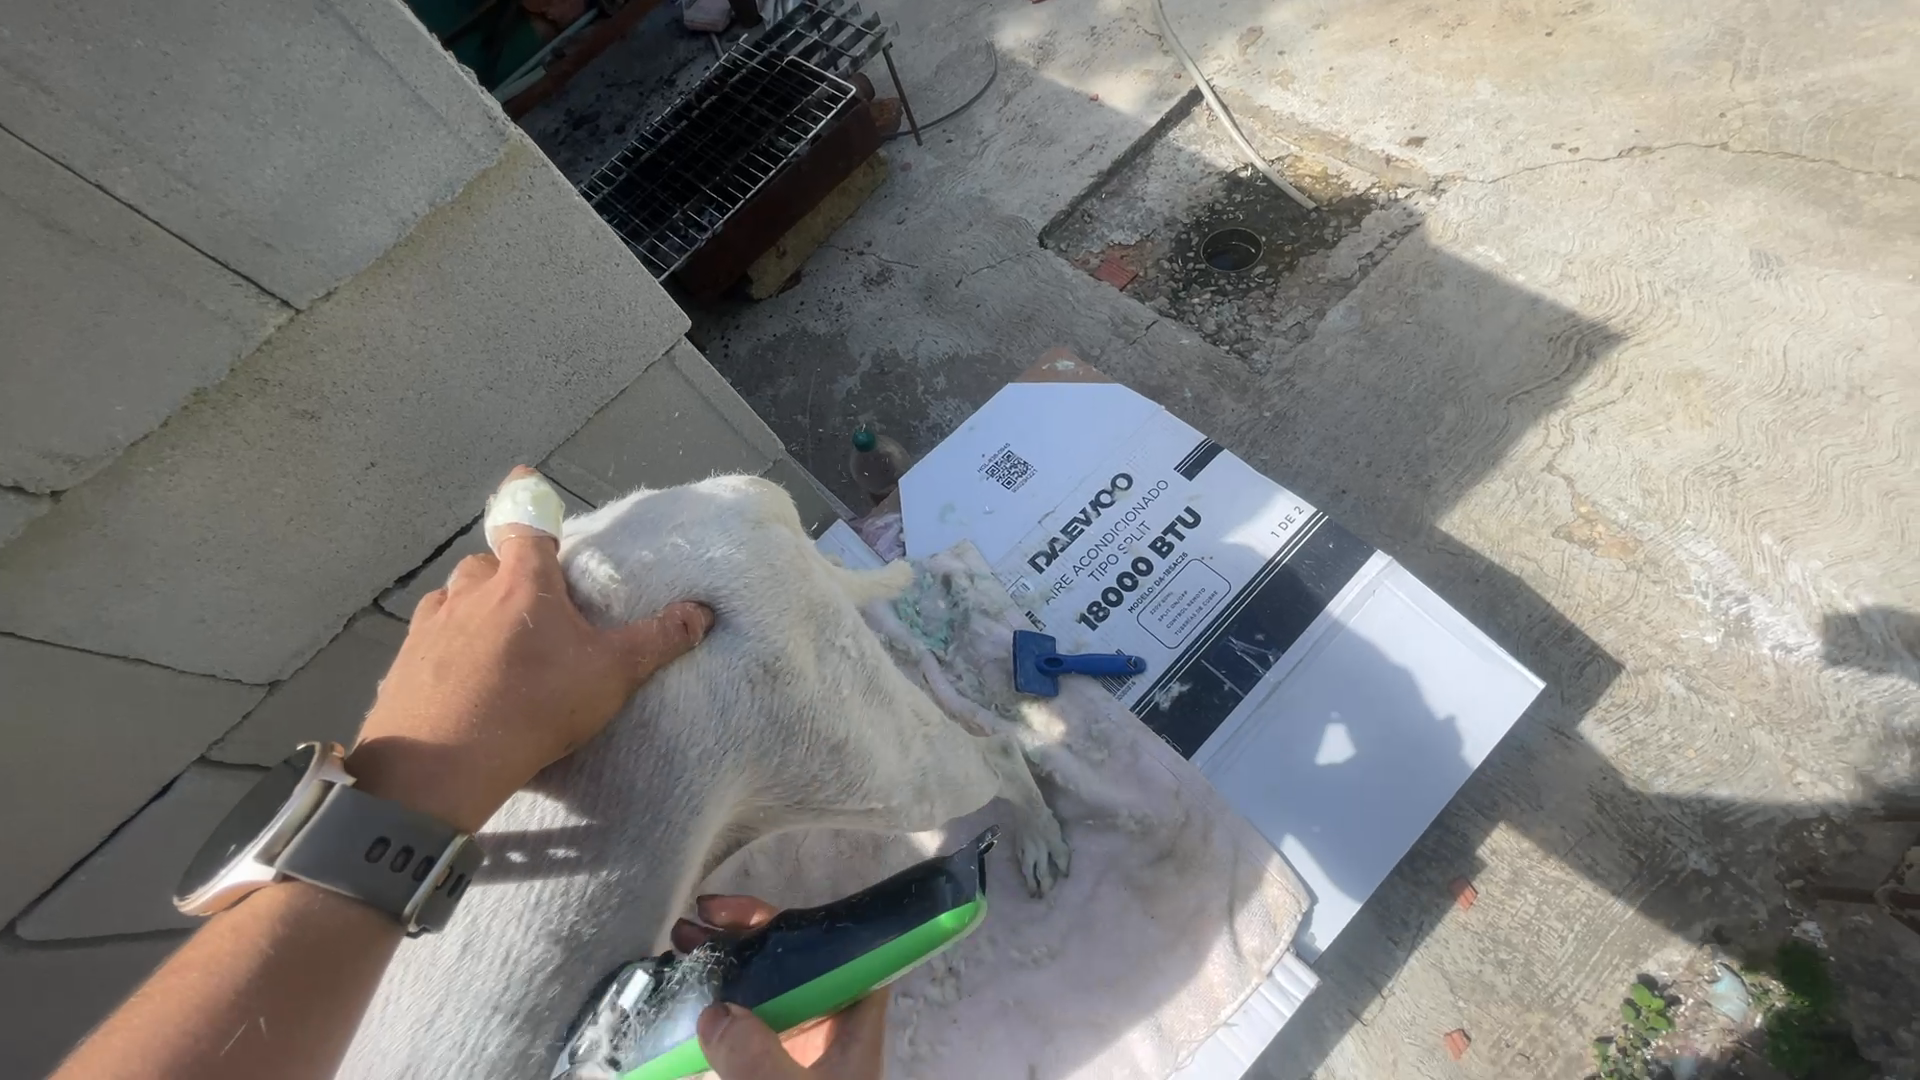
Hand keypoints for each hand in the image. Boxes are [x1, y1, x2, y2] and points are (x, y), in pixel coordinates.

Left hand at [348, 466, 712, 831]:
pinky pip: (428, 641)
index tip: (524, 475)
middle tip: (530, 598)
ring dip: (473, 607)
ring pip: (452, 600)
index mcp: (523, 584)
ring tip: (497, 639)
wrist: (439, 766)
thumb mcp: (613, 672)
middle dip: (506, 570)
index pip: (526, 525)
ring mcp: (428, 629)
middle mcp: (469, 595)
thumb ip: (660, 638)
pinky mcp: (401, 667)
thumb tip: (703, 611)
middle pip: (486, 564)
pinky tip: (462, 678)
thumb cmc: (535, 703)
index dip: (527, 497)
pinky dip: (446, 646)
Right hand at [676, 896, 889, 1079]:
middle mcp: (826, 1023)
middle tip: (686, 926)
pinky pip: (740, 1039)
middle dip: (737, 941)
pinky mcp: (770, 1073)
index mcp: (850, 1014)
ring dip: (720, 975)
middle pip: (786, 962)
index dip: (782, 918)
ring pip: (759, 997)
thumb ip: (756, 1059)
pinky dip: (710, 1027)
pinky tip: (673, 1018)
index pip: (828, 942)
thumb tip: (713, 1013)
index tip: (725, 911)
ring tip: (673, 954)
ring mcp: (796, 1052)